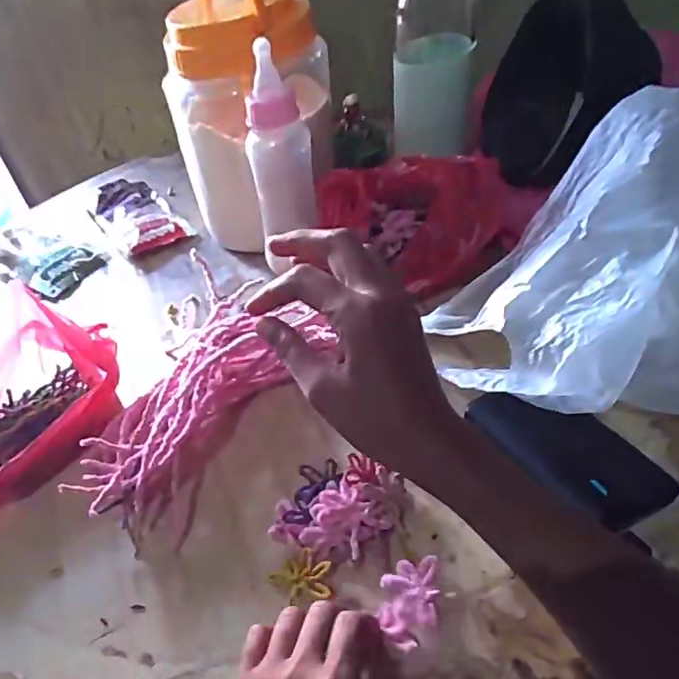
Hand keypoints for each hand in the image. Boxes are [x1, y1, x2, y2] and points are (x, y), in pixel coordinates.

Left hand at [187, 600, 398, 678]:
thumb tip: (383, 650)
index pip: (353, 622)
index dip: (364, 621)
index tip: (368, 633)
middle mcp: (303, 665)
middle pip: (322, 610)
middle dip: (338, 614)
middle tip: (342, 632)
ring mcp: (269, 669)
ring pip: (289, 615)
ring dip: (307, 621)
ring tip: (312, 640)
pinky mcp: (244, 678)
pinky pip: (258, 634)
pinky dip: (274, 634)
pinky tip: (283, 652)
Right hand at [245, 229, 463, 480]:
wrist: (427, 437)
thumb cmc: (372, 420)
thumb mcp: (322, 389)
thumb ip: (291, 349)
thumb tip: (264, 324)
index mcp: (358, 311)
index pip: (305, 280)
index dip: (273, 291)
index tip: (252, 311)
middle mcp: (381, 293)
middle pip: (341, 244)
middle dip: (303, 241)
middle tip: (274, 248)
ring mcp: (399, 300)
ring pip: (363, 252)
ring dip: (330, 250)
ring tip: (300, 260)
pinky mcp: (406, 313)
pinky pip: (375, 272)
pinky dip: (349, 267)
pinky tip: (332, 284)